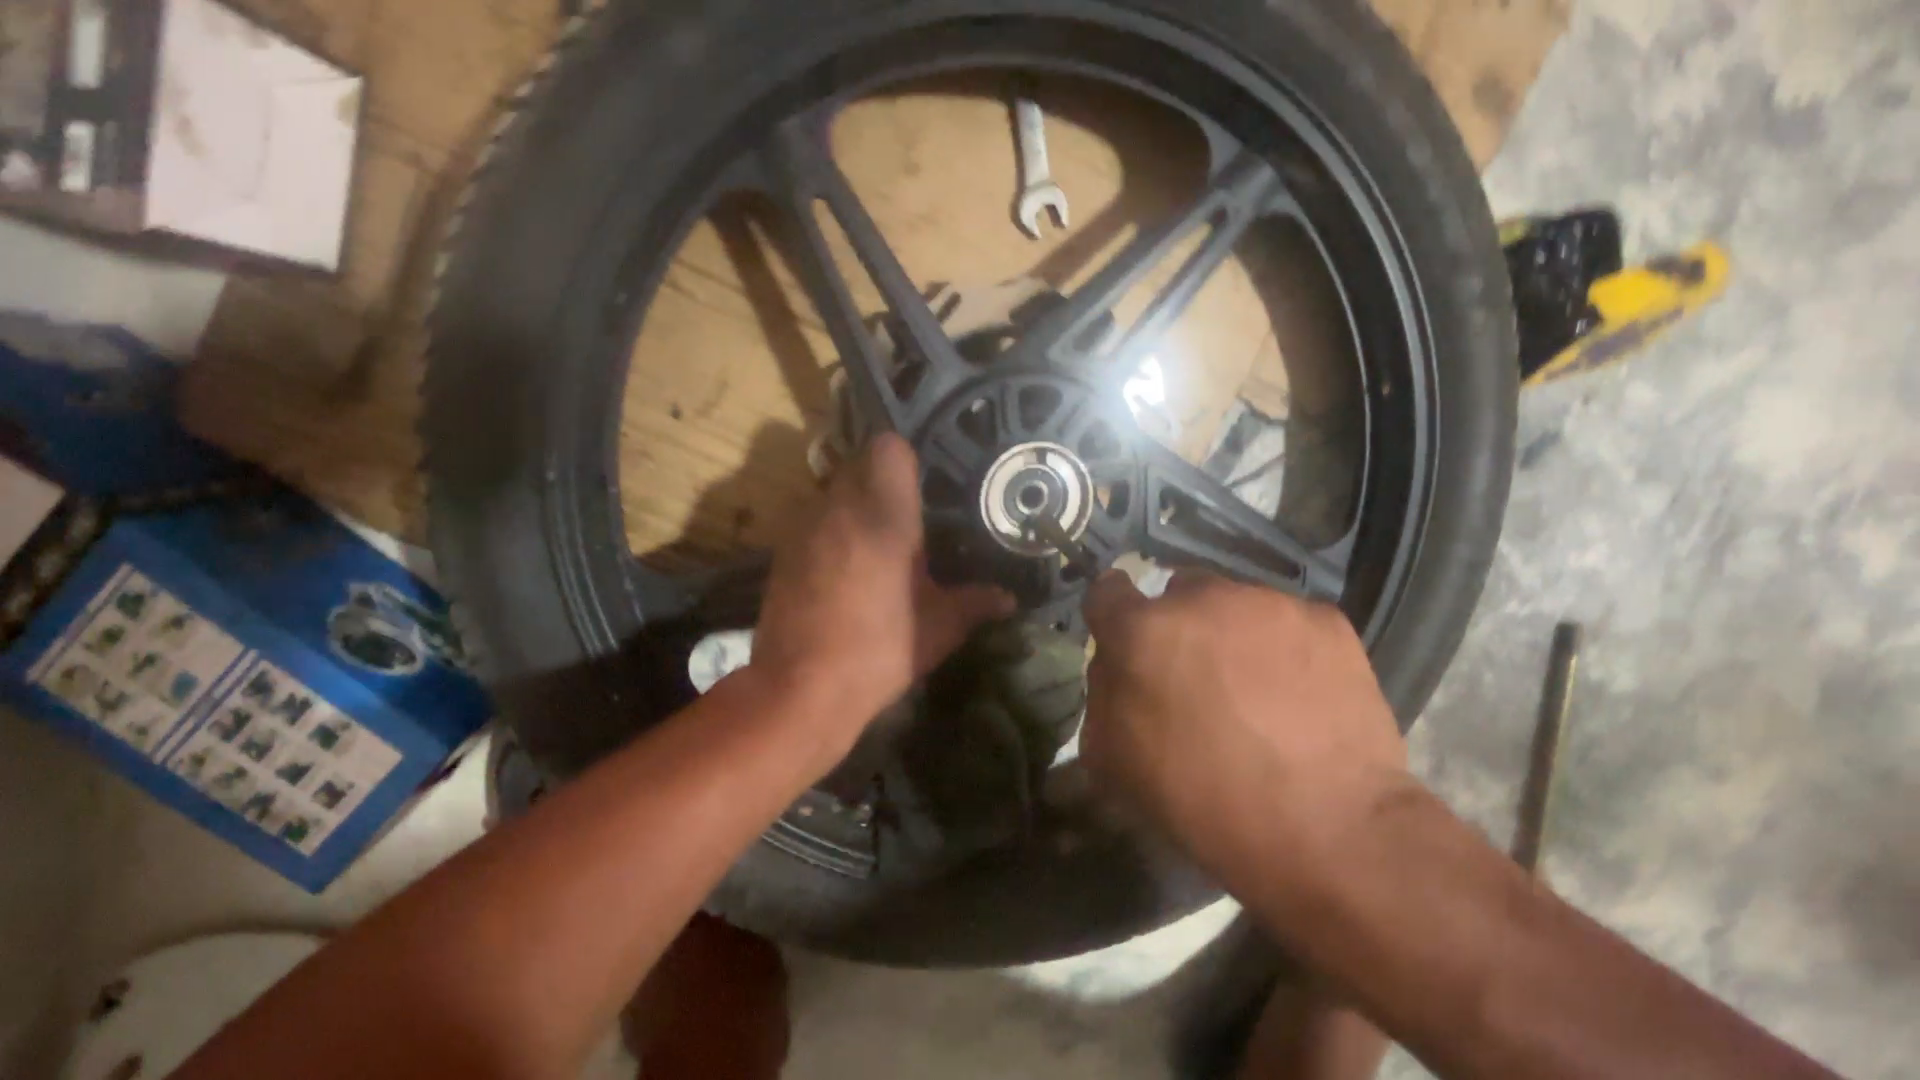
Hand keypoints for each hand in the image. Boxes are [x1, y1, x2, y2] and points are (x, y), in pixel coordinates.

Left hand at [751, 434, 1014, 741]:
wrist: (801, 689)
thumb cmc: (880, 650)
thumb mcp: (939, 628)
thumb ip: (975, 604)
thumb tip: (1008, 599)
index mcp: (884, 514)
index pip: (889, 447)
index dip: (907, 458)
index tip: (924, 485)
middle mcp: (839, 508)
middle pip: (859, 467)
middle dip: (881, 485)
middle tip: (908, 519)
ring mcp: (803, 528)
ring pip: (832, 495)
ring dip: (853, 510)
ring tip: (876, 548)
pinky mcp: (781, 553)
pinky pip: (812, 525)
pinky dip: (830, 536)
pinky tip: (844, 574)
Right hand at [1080, 570, 1409, 886]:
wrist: (1332, 828)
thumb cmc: (1207, 803)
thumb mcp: (1117, 765)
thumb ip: (1103, 700)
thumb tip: (1115, 671)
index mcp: (1143, 632)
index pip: (1108, 592)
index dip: (1113, 618)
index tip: (1127, 647)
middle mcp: (1203, 599)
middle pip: (1177, 595)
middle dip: (1179, 629)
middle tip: (1197, 682)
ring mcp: (1269, 604)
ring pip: (1235, 605)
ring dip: (1232, 635)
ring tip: (1256, 691)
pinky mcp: (1326, 620)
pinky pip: (1288, 622)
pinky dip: (1285, 649)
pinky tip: (1299, 696)